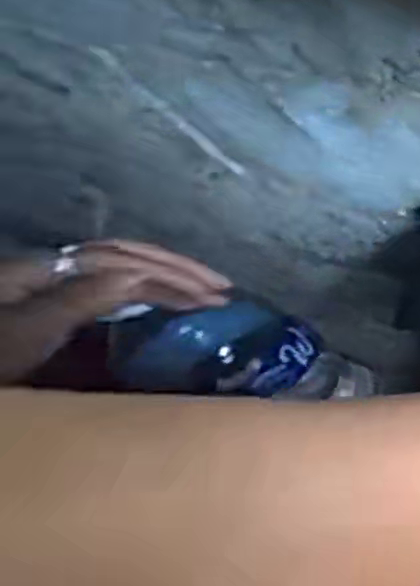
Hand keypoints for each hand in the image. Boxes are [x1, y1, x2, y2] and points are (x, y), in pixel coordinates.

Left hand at [0, 240, 229, 383]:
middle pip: (120, 254)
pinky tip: (167, 294)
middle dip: (177, 268)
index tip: (216, 302)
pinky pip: (106, 277)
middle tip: (223, 288)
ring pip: (117, 262)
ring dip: (168, 271)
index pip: (119, 263)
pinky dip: (147, 281)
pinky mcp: (45, 298)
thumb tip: (144, 277)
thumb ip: (81, 301)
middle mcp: (42, 267)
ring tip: (207, 288)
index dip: (172, 279)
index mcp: (36, 270)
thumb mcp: (30, 332)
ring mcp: (42, 281)